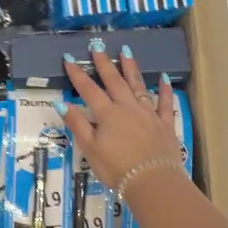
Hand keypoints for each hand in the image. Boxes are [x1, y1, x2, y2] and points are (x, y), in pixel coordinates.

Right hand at [60, 49, 183, 189]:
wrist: (153, 181)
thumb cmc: (116, 167)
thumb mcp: (90, 148)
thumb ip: (78, 124)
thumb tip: (62, 102)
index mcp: (107, 114)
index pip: (89, 89)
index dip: (78, 74)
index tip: (69, 59)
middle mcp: (128, 108)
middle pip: (114, 81)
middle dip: (104, 63)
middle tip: (97, 46)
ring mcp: (149, 114)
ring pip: (138, 86)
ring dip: (131, 69)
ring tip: (126, 51)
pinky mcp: (165, 124)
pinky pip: (165, 103)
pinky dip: (164, 90)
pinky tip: (163, 79)